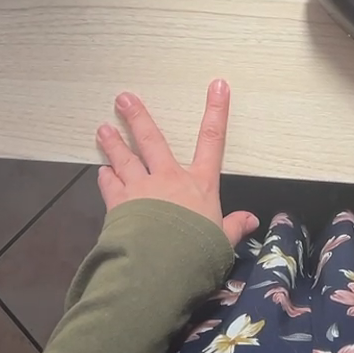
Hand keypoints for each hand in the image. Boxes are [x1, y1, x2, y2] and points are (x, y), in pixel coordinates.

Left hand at [96, 81, 259, 245]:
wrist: (159, 266)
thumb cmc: (195, 252)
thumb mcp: (221, 241)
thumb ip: (233, 227)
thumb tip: (251, 220)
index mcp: (199, 184)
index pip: (212, 140)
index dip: (216, 111)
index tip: (217, 86)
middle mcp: (168, 178)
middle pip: (153, 140)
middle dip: (138, 117)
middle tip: (123, 98)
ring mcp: (141, 188)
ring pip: (125, 158)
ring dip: (113, 142)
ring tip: (103, 128)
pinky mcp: (119, 204)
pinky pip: (110, 186)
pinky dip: (106, 177)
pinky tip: (101, 171)